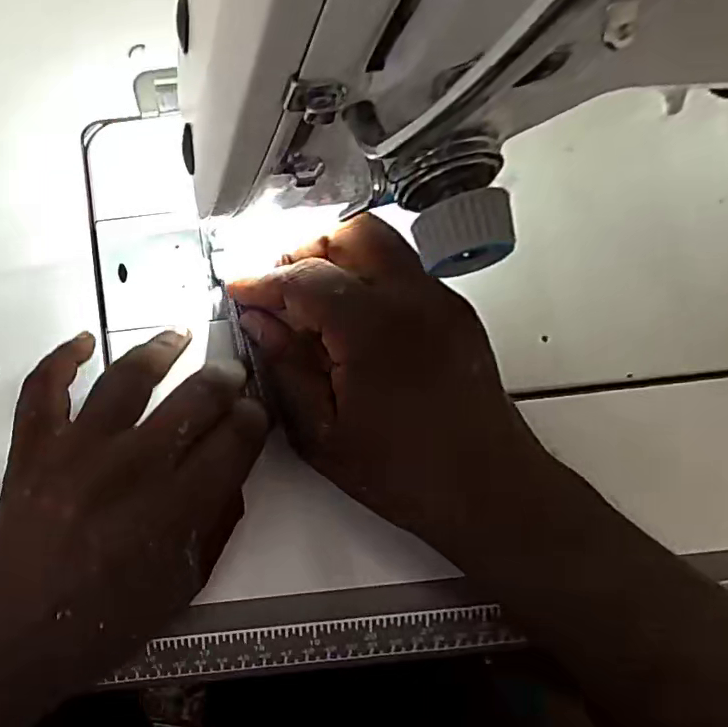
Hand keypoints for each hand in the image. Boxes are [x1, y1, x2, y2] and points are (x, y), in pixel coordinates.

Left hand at [0, 329, 267, 687]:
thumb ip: (210, 529)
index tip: (255, 411)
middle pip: (191, 403)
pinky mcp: (33, 445)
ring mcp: (75, 449)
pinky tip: (82, 342)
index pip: (232, 444)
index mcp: (174, 508)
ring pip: (125, 379)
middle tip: (230, 373)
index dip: (252, 421)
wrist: (11, 626)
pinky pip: (45, 387)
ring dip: (158, 350)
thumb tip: (229, 477)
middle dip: (221, 382)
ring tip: (178, 335)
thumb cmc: (97, 624)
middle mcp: (130, 466)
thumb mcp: (177, 589)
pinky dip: (60, 358)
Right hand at [226, 214, 556, 542]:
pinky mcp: (452, 314)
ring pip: (380, 244)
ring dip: (334, 261)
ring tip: (304, 306)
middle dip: (303, 253)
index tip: (240, 291)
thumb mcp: (319, 431)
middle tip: (275, 292)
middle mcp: (415, 303)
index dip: (262, 281)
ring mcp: (440, 304)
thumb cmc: (408, 473)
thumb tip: (260, 325)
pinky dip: (361, 278)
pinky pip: (399, 270)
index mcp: (375, 331)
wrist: (488, 491)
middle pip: (351, 235)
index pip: (305, 277)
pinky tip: (340, 324)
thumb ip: (284, 367)